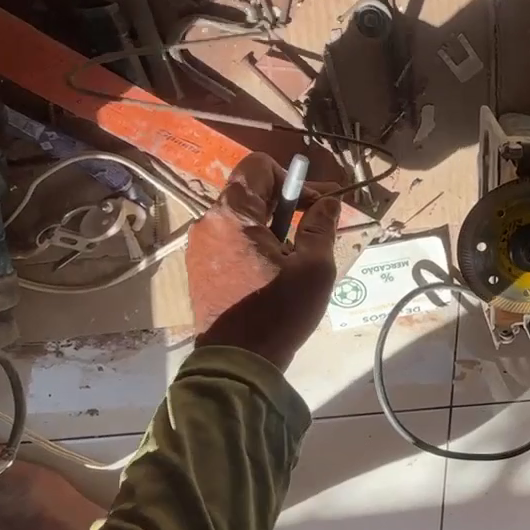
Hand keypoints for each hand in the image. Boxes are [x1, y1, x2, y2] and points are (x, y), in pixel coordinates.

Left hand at [187, 152, 341, 369]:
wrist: (238, 362)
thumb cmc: (279, 312)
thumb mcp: (314, 268)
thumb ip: (321, 227)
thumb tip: (330, 202)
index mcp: (232, 215)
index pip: (258, 167)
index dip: (293, 178)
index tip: (317, 203)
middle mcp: (208, 223)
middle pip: (250, 192)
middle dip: (287, 202)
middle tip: (317, 224)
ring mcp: (200, 247)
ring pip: (242, 218)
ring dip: (273, 224)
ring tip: (298, 252)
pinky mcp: (201, 268)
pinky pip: (232, 240)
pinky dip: (257, 243)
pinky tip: (276, 269)